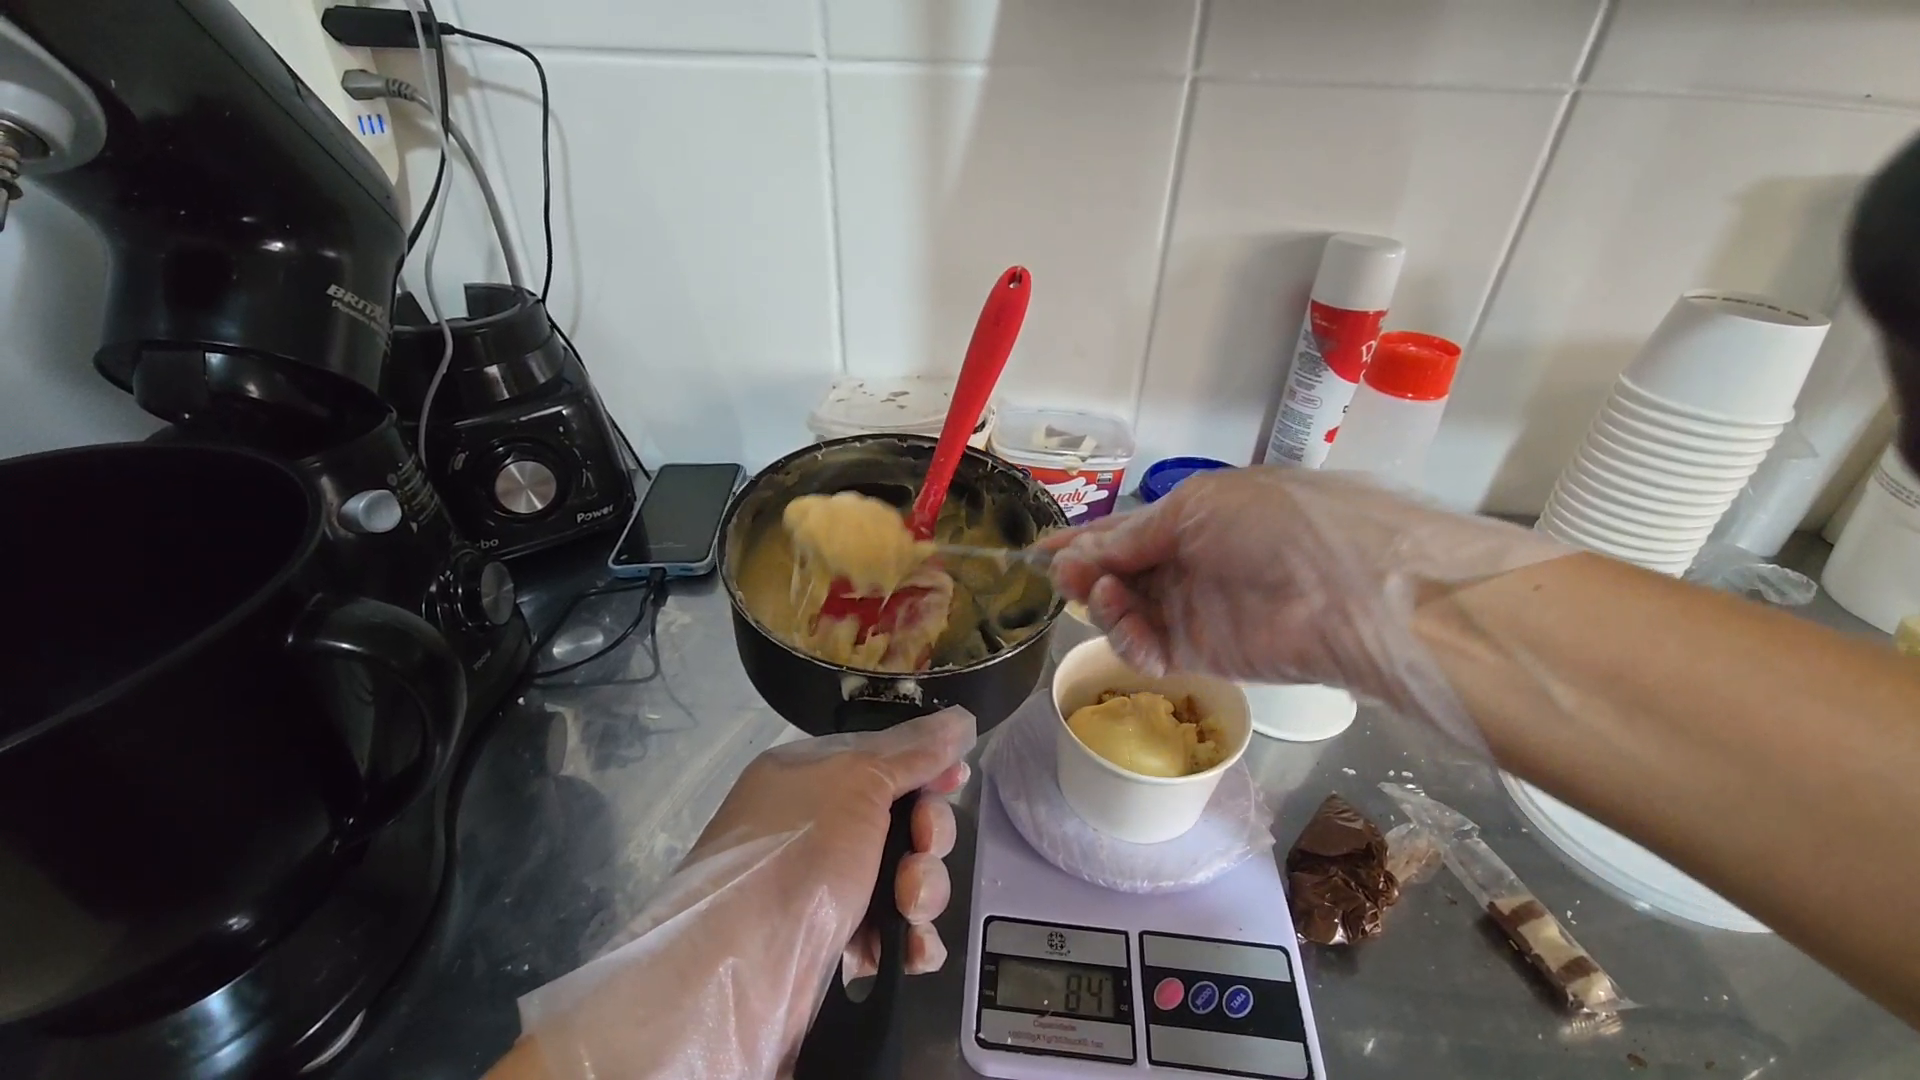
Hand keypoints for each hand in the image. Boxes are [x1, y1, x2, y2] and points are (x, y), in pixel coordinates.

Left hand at [685, 707, 971, 977]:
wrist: (742, 968)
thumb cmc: (799, 852)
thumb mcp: (856, 780)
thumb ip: (913, 750)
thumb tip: (960, 718)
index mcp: (812, 774)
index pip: (883, 758)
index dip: (925, 766)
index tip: (956, 778)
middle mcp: (818, 826)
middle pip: (903, 818)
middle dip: (928, 835)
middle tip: (921, 846)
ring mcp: (827, 887)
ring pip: (905, 877)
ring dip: (922, 891)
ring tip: (908, 909)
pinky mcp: (837, 943)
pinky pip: (895, 934)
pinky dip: (911, 941)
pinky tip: (914, 950)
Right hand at [1038, 468, 1562, 742]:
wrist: (1350, 591)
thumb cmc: (1274, 526)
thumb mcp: (1197, 509)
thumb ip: (1135, 536)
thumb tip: (1082, 554)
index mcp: (1195, 517)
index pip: (1127, 530)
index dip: (1084, 540)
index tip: (1043, 550)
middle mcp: (1191, 562)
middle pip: (1120, 572)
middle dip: (1086, 570)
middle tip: (1063, 574)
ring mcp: (1195, 609)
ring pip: (1126, 611)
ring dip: (1103, 600)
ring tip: (1098, 591)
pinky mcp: (1201, 653)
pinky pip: (1147, 648)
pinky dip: (1128, 638)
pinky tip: (1127, 623)